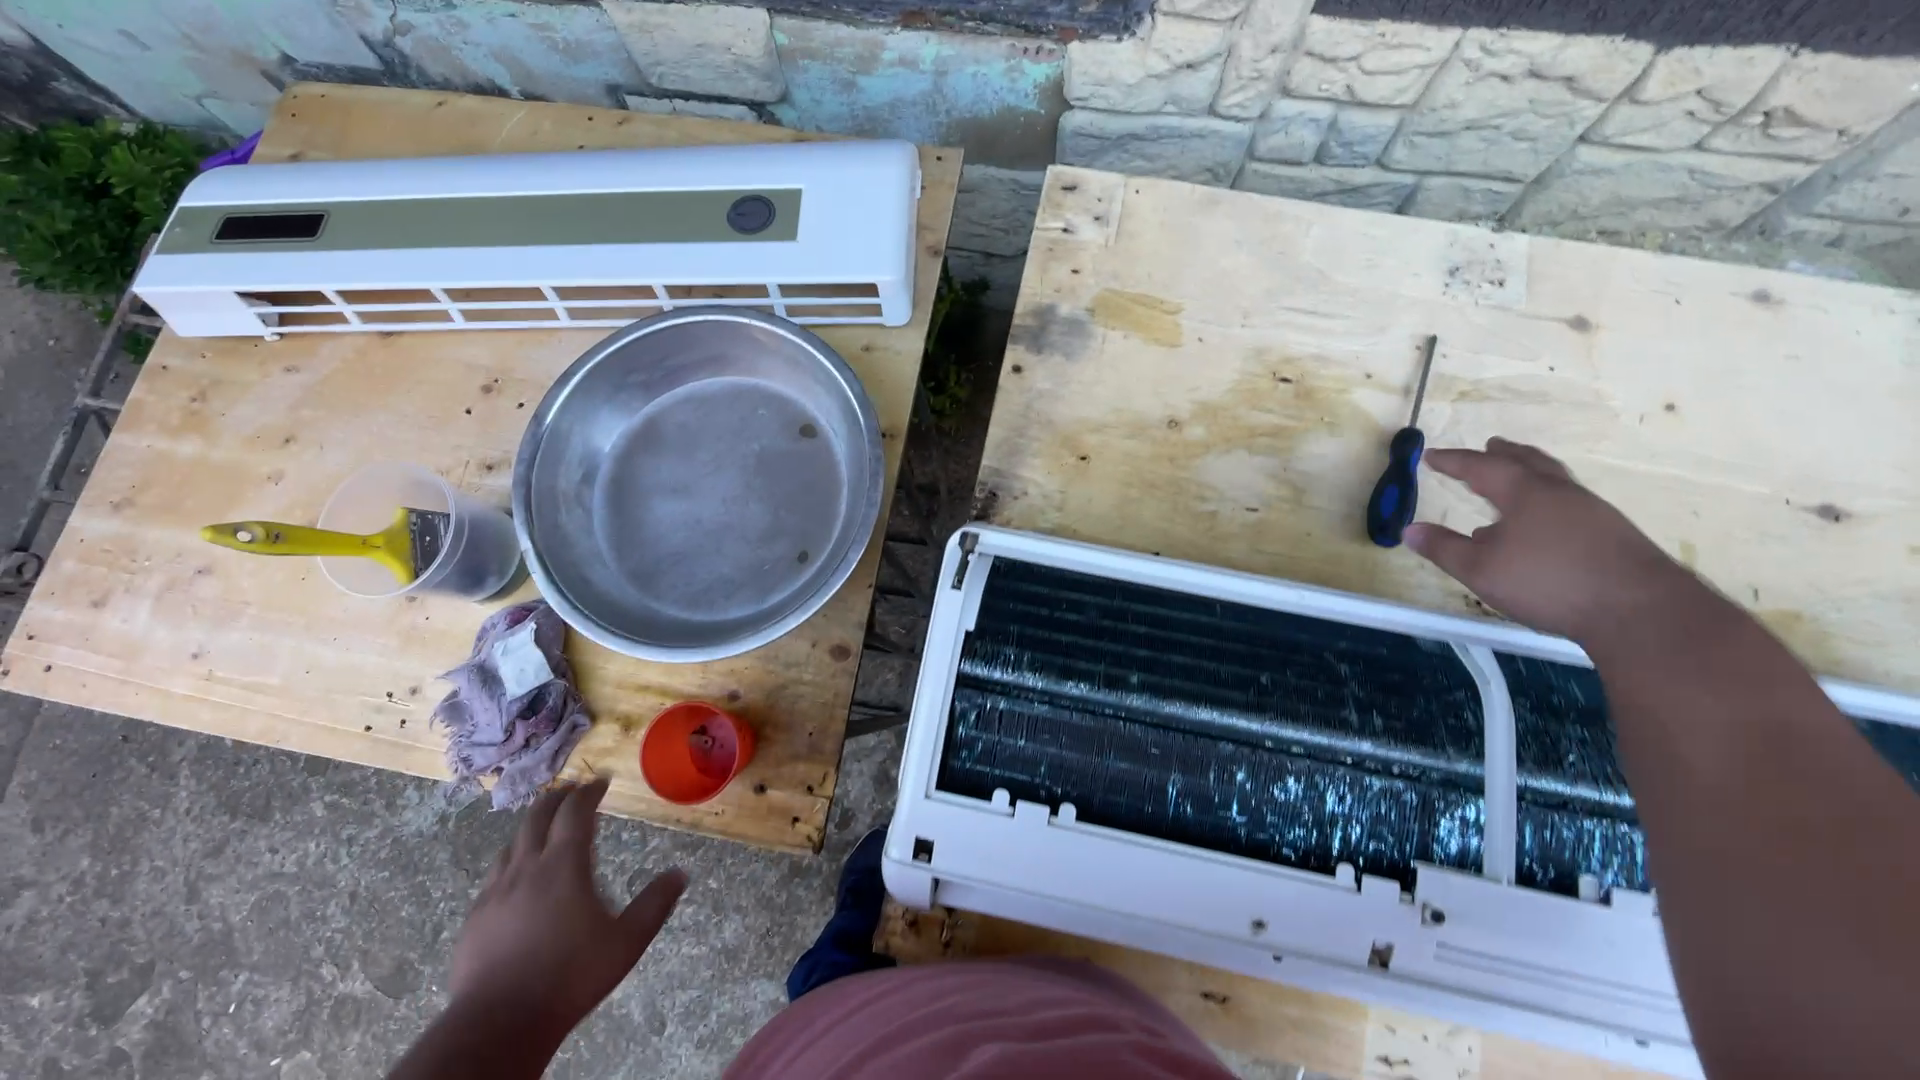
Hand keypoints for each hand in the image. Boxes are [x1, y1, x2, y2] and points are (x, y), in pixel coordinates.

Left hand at [449, 779, 686, 1037]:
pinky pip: (494, 874)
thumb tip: (680, 874)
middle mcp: (526, 869)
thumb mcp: (626, 943)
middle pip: (537, 817)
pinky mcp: (475, 917)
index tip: (602, 782)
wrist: (500, 1021)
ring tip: (545, 828)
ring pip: (511, 843)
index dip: (589, 792)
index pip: (575, 812)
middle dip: (557, 798)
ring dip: (531, 827)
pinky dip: (512, 860)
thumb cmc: (570, 977)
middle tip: (573, 790)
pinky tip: (518, 878)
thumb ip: (654, 905)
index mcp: (563, 867)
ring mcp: (495, 892)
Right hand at [1404, 437, 1696, 643]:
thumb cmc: (1547, 581)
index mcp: (1526, 492)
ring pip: (1555, 482)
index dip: (1454, 461)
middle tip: (1491, 445)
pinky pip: (1570, 504)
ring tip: (1515, 486)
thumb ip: (1443, 548)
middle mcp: (1561, 493)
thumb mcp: (1480, 569)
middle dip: (1505, 454)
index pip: (1482, 467)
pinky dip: (1547, 502)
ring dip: (1530, 475)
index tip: (1432, 456)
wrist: (1637, 609)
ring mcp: (1592, 512)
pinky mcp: (1612, 534)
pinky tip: (1542, 528)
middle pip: (1530, 462)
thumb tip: (1409, 530)